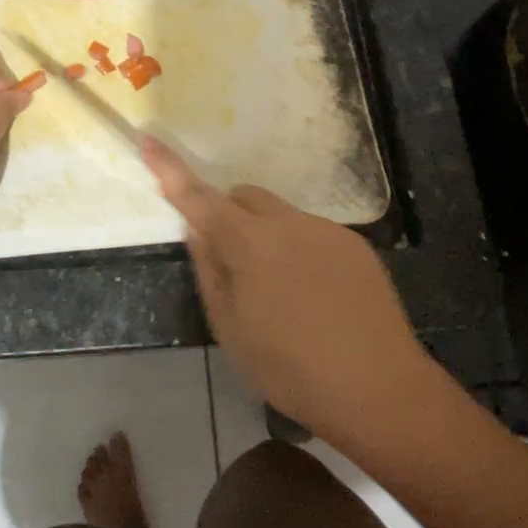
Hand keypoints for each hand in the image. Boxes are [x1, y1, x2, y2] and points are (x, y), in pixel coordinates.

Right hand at [143, 137, 431, 436]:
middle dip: (229, 218)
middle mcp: (288, 222)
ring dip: (266, 237)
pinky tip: (316, 299)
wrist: (378, 388)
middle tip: (231, 267)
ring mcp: (326, 230)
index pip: (200, 197)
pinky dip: (300, 251)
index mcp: (250, 242)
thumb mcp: (231, 329)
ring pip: (280, 216)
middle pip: (244, 198)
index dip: (171, 169)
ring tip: (282, 297)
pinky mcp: (355, 244)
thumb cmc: (291, 369)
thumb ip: (209, 270)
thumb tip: (196, 229)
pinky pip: (312, 234)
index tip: (148, 139)